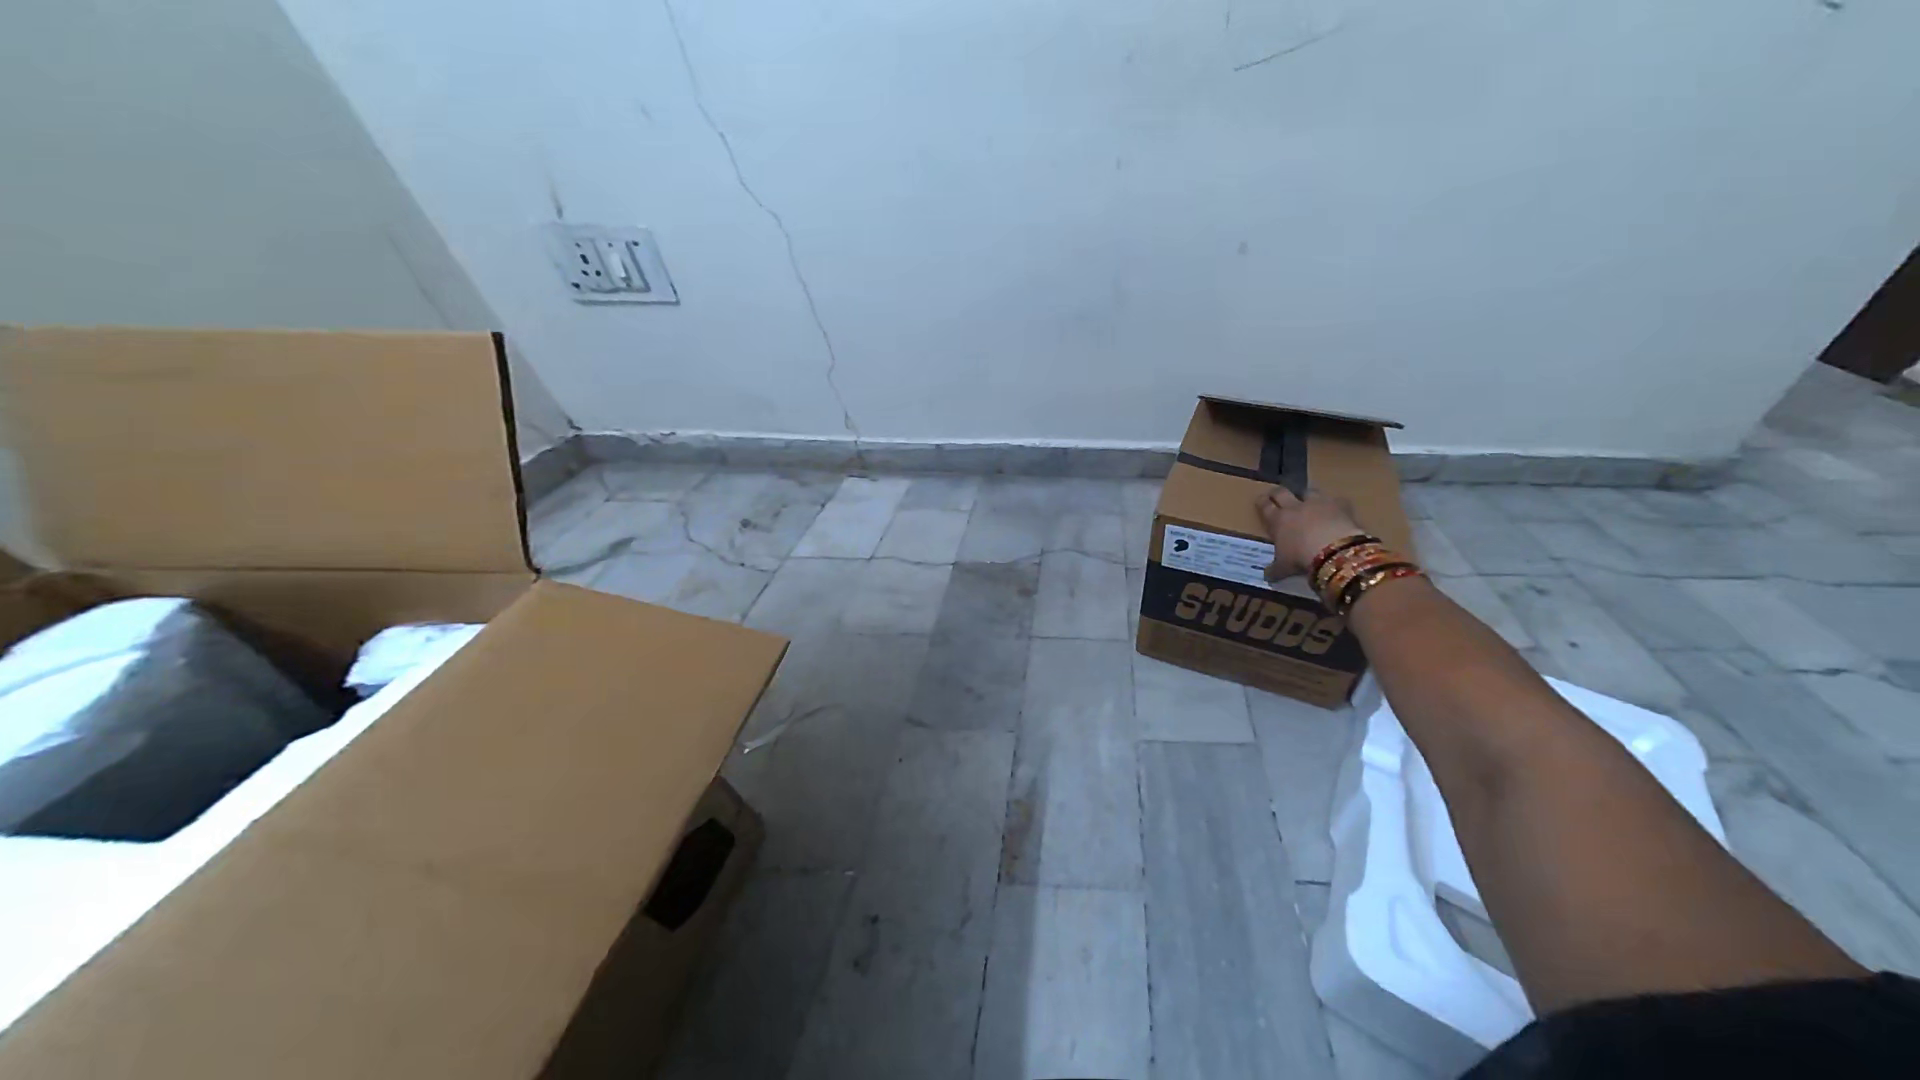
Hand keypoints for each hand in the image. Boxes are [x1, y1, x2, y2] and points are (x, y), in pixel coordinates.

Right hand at [1255, 487, 1364, 580]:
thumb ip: (1275, 569)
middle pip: (1282, 492)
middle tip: (1276, 494)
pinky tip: (1336, 510)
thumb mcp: (1284, 567)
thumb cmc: (1300, 558)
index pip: (1265, 506)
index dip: (1261, 502)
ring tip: (1307, 500)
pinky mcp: (1340, 505)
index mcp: (1278, 520)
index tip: (1260, 499)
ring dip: (1306, 495)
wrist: (1333, 550)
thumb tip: (1267, 576)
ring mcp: (1318, 503)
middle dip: (1278, 492)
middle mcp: (1296, 507)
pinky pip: (1336, 500)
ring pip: (1308, 491)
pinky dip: (1334, 504)